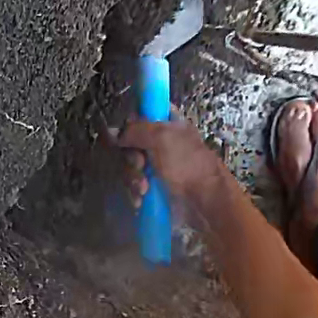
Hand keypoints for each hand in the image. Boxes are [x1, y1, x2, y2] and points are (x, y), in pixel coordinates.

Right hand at [114, 115, 231, 212]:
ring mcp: (158, 168)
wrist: (204, 203)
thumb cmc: (187, 165)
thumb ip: (136, 130)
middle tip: (140, 166)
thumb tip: (113, 132)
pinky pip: (134, 186)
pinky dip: (135, 193)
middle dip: (131, 158)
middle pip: (131, 144)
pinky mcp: (155, 189)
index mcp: (170, 125)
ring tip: (144, 189)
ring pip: (131, 167)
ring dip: (133, 178)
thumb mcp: (161, 138)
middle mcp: (163, 145)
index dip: (132, 123)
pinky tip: (141, 200)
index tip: (127, 134)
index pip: (144, 114)